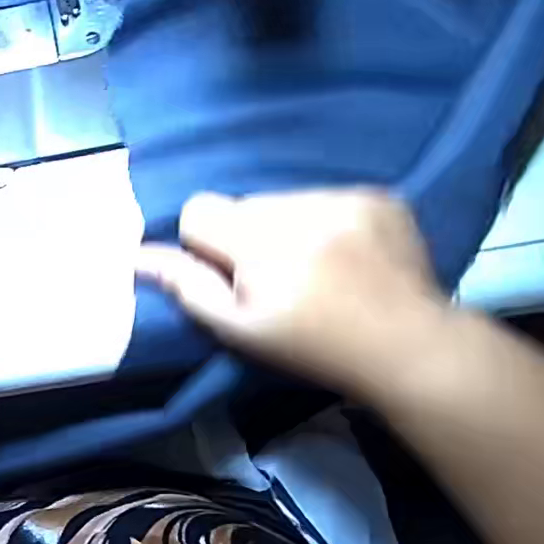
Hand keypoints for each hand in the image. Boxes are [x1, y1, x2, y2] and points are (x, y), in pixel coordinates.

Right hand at [135, 188, 460, 397]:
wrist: (405, 347)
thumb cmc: (309, 348)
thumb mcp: (239, 330)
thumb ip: (188, 288)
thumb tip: (138, 256)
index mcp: (262, 244)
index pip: (199, 210)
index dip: (204, 244)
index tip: (230, 276)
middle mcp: (302, 209)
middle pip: (241, 203)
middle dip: (245, 236)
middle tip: (274, 279)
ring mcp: (346, 197)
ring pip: (282, 199)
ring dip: (284, 227)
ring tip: (313, 267)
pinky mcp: (379, 195)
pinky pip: (324, 196)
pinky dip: (323, 222)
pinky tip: (343, 254)